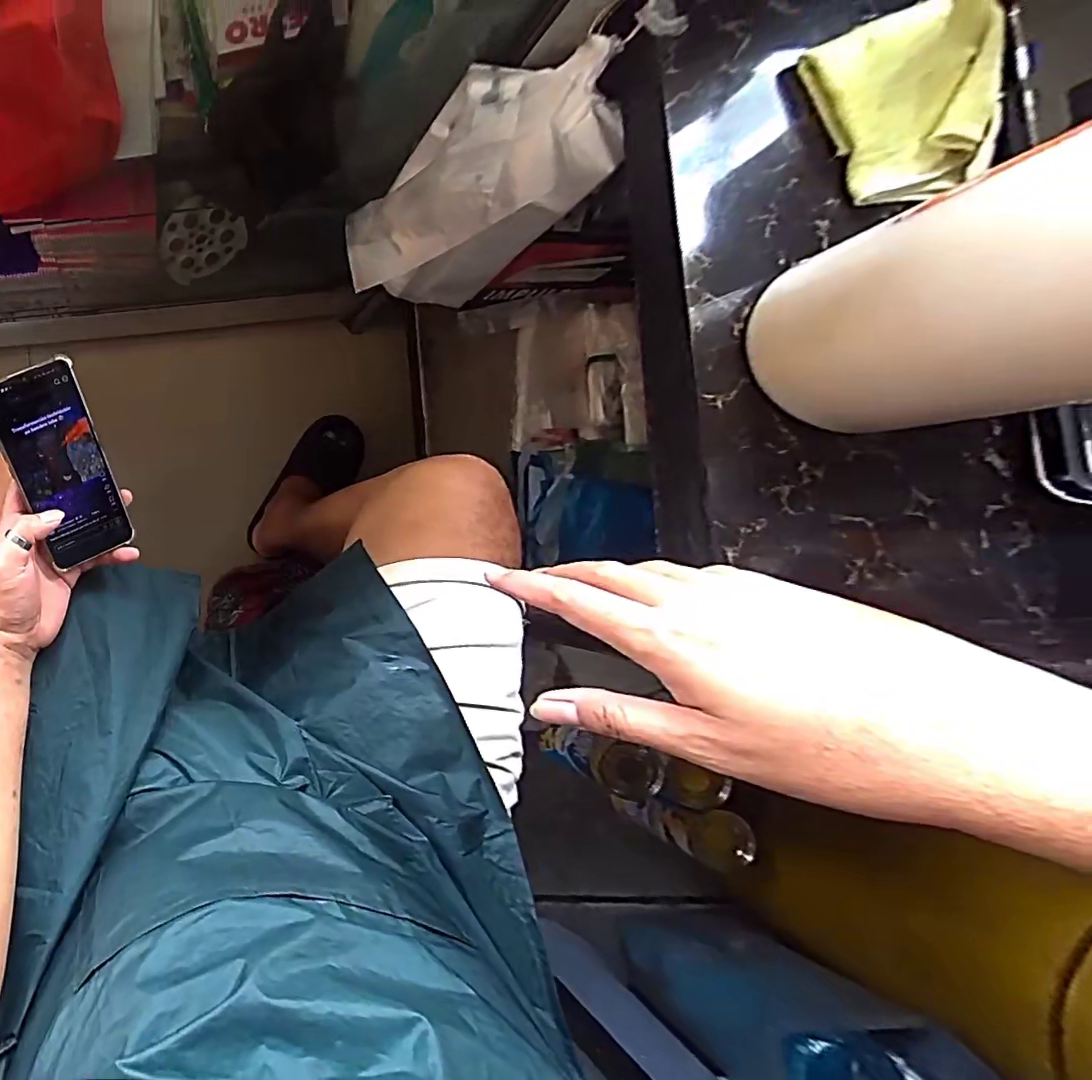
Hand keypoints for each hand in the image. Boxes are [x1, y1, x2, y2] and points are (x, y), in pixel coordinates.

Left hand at [0, 481, 138, 659]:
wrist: (14, 640)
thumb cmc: (0, 605)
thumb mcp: (7, 562)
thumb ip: (26, 532)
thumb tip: (53, 514)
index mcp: (13, 531)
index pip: (23, 495)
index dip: (35, 478)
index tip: (53, 462)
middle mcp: (34, 540)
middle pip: (60, 509)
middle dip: (80, 496)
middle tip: (100, 484)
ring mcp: (52, 557)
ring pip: (81, 530)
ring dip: (101, 521)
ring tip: (121, 510)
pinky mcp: (68, 574)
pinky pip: (93, 558)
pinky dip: (110, 554)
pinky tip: (124, 551)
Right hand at [487, 562, 1091, 861]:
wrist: (972, 735)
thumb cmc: (845, 750)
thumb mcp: (707, 746)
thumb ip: (616, 717)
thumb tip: (552, 708)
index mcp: (673, 640)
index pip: (575, 598)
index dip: (528, 585)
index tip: (499, 577)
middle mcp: (705, 601)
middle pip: (608, 570)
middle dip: (561, 571)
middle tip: (533, 580)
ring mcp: (748, 591)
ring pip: (653, 568)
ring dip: (609, 574)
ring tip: (592, 592)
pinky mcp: (784, 591)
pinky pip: (699, 572)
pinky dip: (662, 579)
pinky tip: (673, 603)